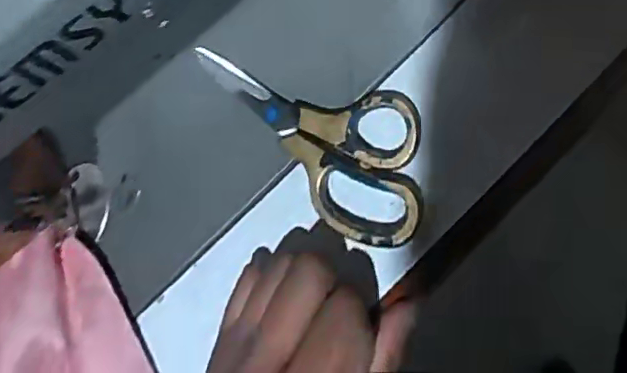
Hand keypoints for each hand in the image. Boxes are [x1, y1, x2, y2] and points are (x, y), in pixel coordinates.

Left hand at [207, 233, 415, 372]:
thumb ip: (384, 360)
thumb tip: (409, 300)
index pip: (344, 305)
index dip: (364, 306)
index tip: (367, 321)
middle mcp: (264, 363)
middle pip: (309, 270)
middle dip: (336, 277)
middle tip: (342, 305)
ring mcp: (233, 352)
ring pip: (279, 263)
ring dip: (305, 269)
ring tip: (317, 298)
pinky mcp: (217, 344)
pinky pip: (248, 278)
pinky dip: (272, 274)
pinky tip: (286, 296)